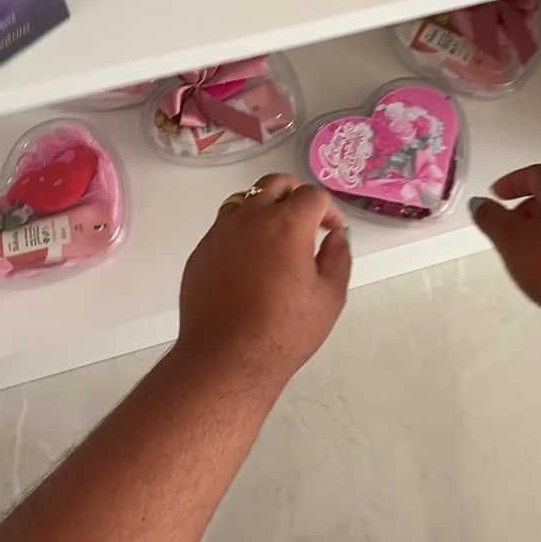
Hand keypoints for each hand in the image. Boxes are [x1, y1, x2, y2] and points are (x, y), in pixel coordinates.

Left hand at [175, 173, 352, 392]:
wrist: (226, 358)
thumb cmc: (282, 331)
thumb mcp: (330, 297)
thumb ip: (339, 257)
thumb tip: (336, 237)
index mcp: (287, 224)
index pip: (312, 195)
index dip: (329, 209)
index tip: (332, 229)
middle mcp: (251, 218)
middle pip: (274, 183)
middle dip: (295, 194)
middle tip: (307, 218)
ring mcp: (221, 232)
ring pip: (245, 200)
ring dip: (264, 208)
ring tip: (275, 235)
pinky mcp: (202, 251)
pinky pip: (223, 227)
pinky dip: (241, 231)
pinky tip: (249, 260)